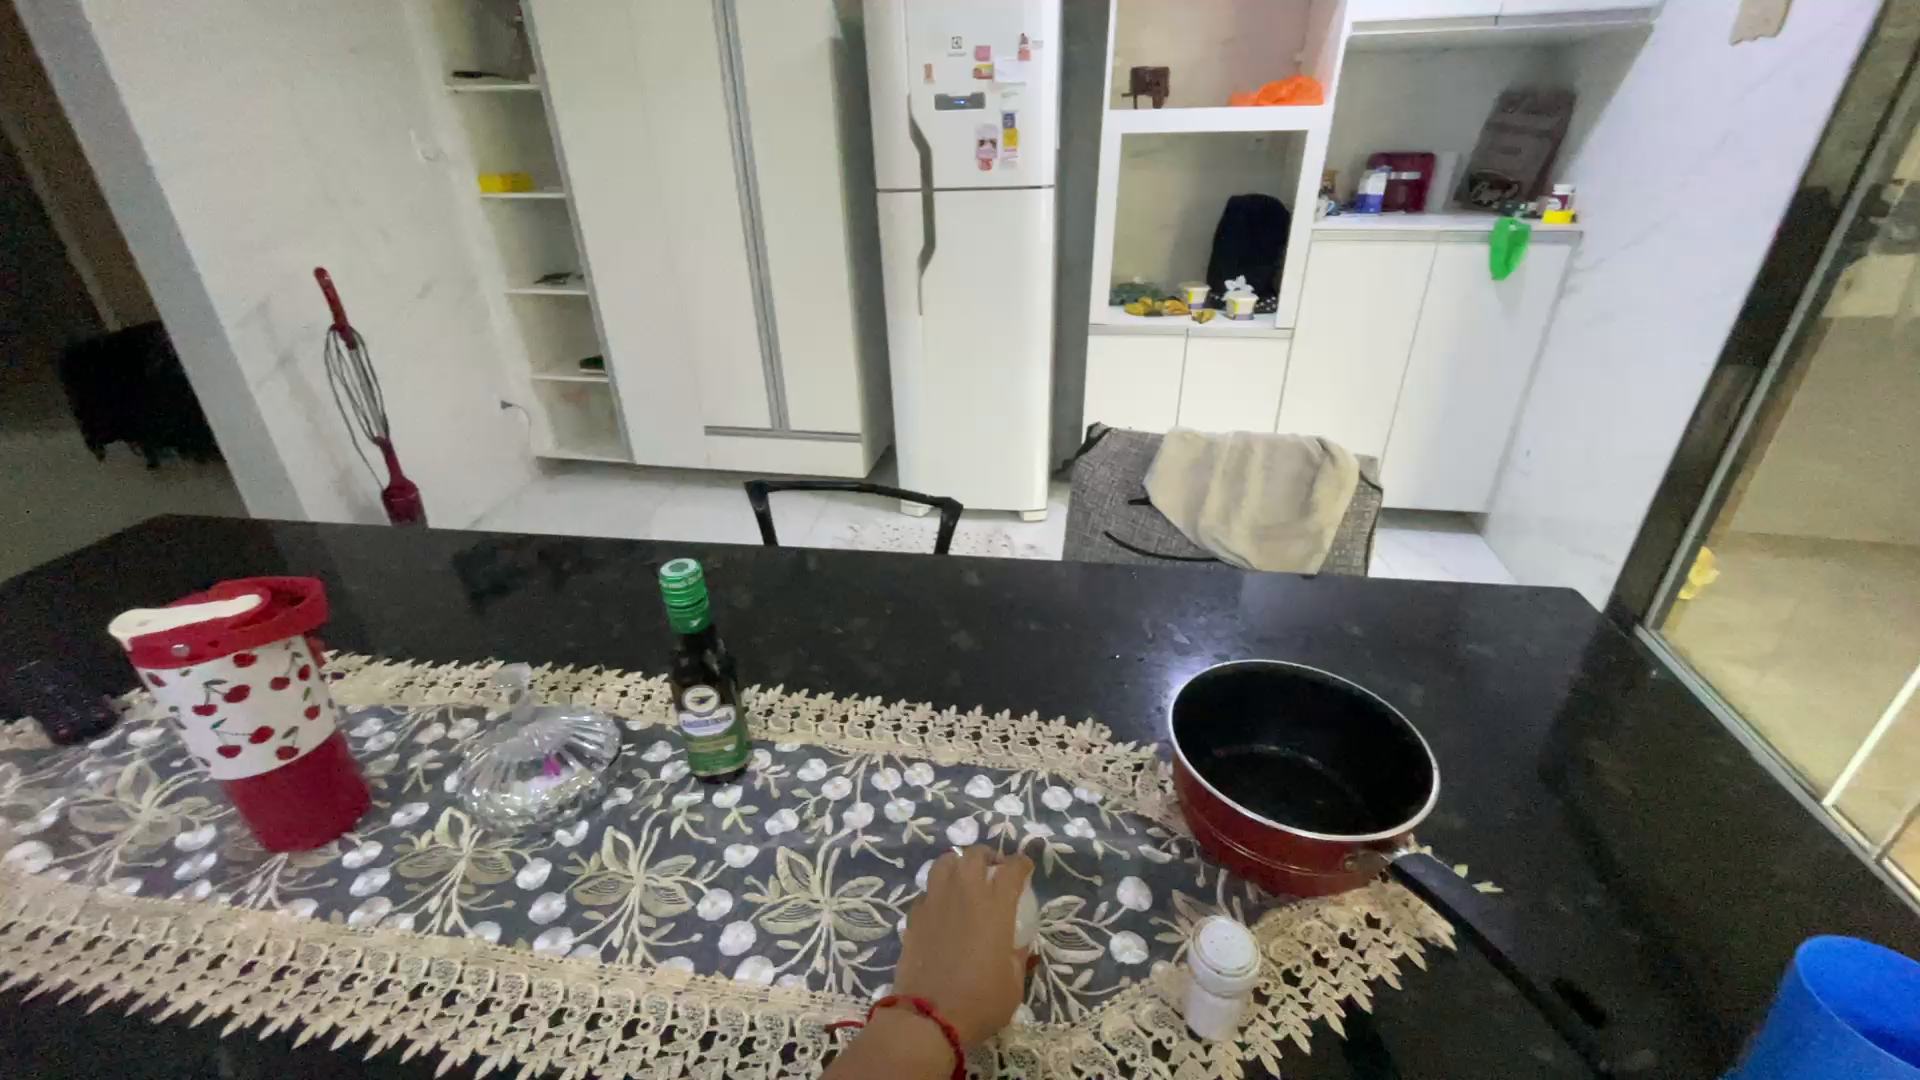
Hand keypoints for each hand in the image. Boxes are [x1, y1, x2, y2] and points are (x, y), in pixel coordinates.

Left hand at [894, 847, 1032, 1045]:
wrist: (928, 1017)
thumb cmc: (979, 1002)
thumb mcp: (1013, 984)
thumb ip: (1018, 956)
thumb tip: (1020, 944)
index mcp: (995, 906)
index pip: (1012, 869)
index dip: (1021, 863)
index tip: (1025, 867)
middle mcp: (965, 893)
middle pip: (975, 855)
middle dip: (988, 856)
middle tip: (994, 868)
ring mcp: (936, 900)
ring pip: (945, 862)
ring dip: (958, 863)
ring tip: (964, 876)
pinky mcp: (915, 914)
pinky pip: (928, 890)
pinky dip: (938, 891)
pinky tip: (942, 906)